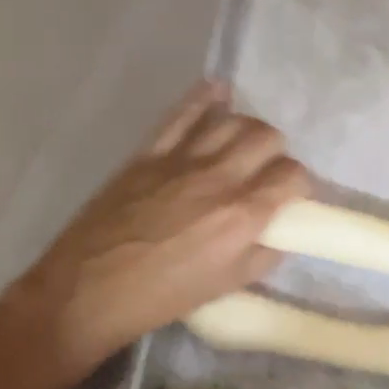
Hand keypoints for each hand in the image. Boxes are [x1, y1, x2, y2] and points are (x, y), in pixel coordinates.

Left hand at [11, 80, 307, 367]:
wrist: (89, 290)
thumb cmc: (162, 297)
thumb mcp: (226, 285)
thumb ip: (261, 255)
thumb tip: (276, 234)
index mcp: (243, 215)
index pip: (293, 175)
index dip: (299, 184)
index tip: (292, 197)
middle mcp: (220, 177)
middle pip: (267, 137)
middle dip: (277, 152)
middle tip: (267, 171)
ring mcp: (182, 159)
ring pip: (232, 120)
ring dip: (248, 128)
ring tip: (245, 144)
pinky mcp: (149, 152)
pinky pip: (183, 112)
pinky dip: (205, 97)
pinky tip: (219, 92)